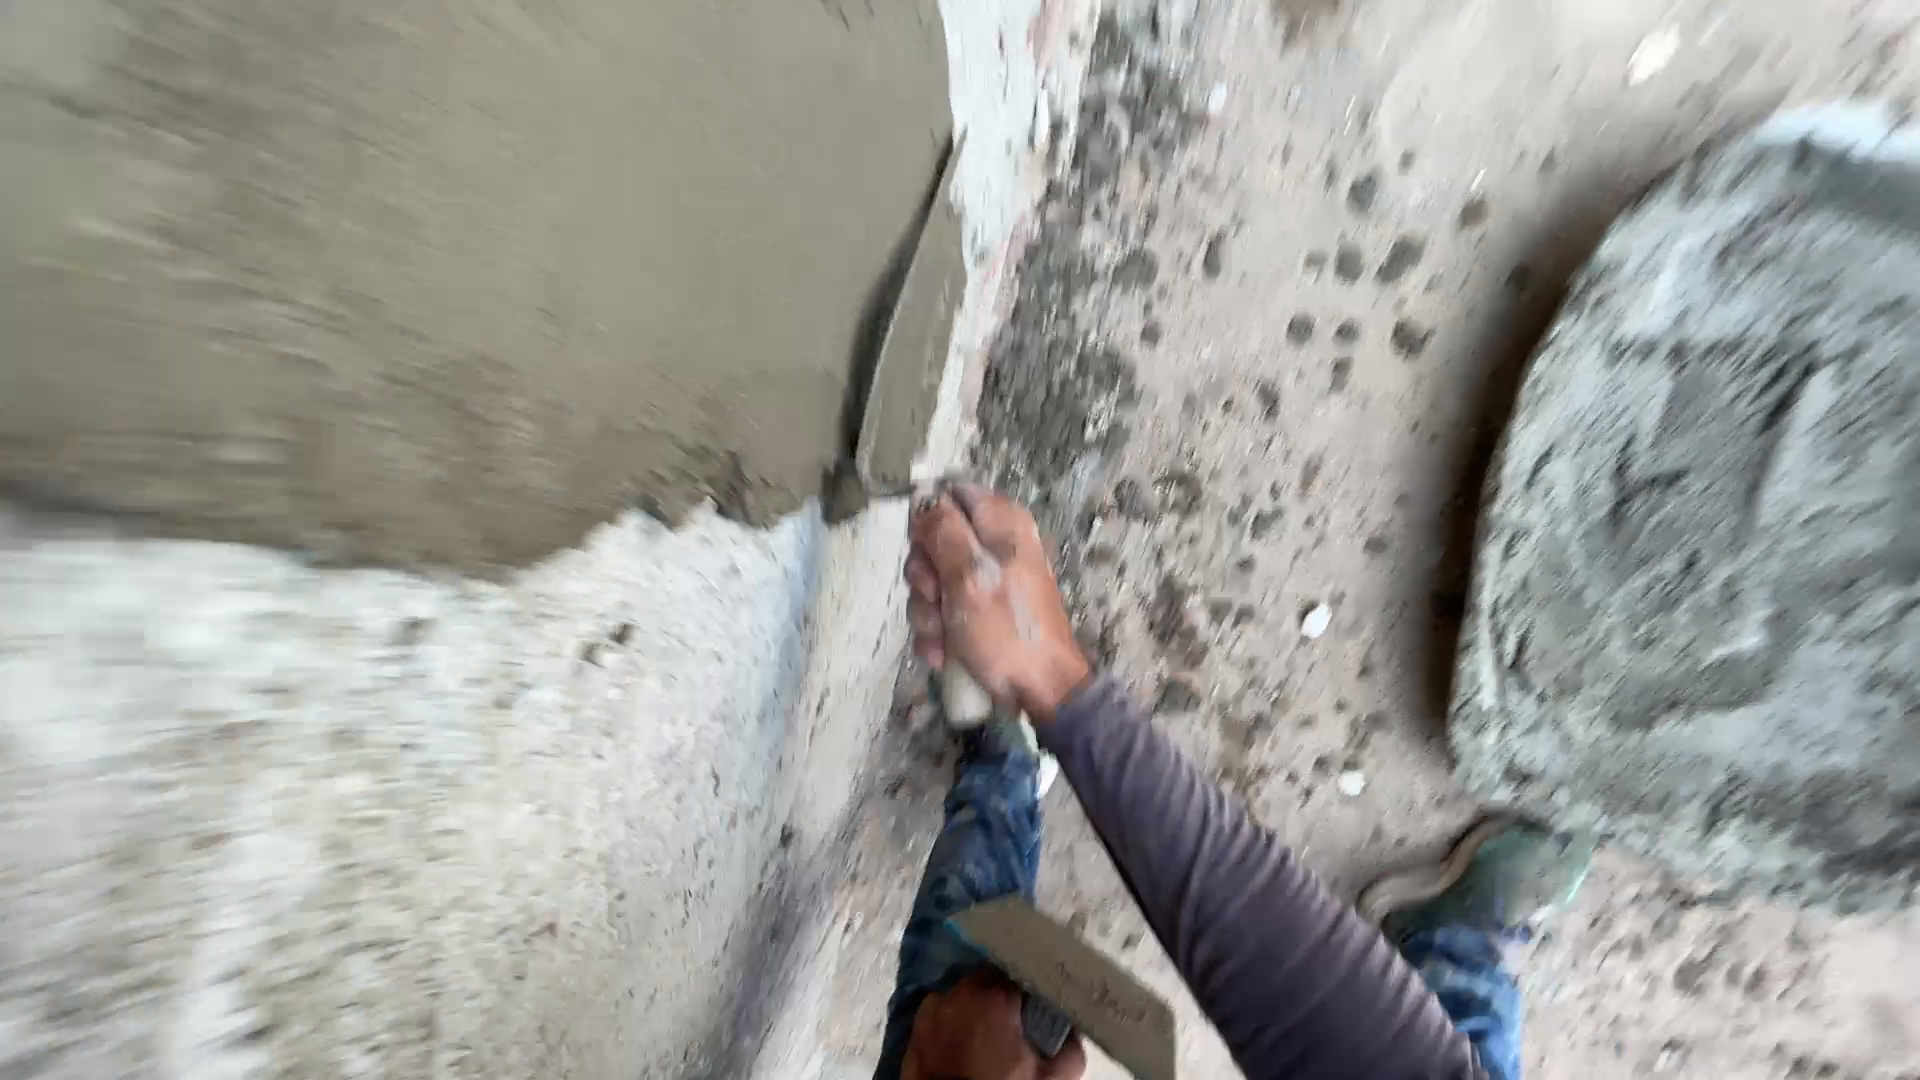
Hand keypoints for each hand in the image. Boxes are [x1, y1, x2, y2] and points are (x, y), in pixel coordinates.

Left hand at [902, 971, 1086, 1079]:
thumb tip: (1071, 1027)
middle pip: (990, 977)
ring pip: (964, 990)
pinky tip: (961, 1029)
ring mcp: (936, 1006)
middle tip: (1014, 1011)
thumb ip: (1069, 1050)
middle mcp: (963, 991)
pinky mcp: (918, 1024)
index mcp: (996, 997)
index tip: (1036, 992)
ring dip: (976, 1000)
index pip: (1019, 970)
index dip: (1029, 980)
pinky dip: (952, 1014)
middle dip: (1003, 989)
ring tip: (987, 1022)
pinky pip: (942, 1007)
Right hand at [905, 486, 1090, 723]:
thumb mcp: (969, 577)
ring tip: (943, 637)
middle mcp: (994, 543)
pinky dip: (937, 631)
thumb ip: (943, 532)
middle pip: (933, 540)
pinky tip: (944, 652)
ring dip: (928, 612)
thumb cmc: (1006, 631)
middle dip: (925, 577)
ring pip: (932, 579)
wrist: (1040, 689)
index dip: (927, 520)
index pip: (949, 493)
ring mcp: (986, 578)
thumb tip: (923, 497)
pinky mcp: (979, 609)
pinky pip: (941, 608)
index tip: (925, 551)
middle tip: (937, 599)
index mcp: (1001, 523)